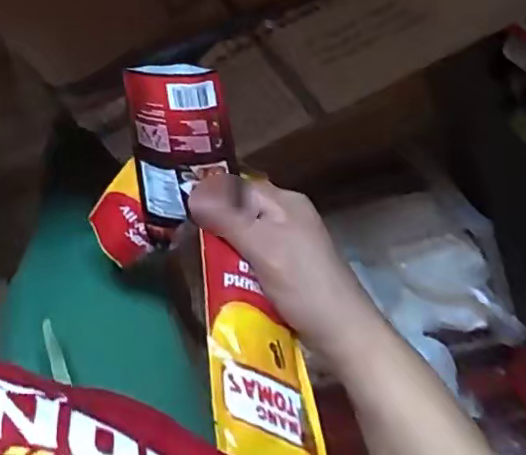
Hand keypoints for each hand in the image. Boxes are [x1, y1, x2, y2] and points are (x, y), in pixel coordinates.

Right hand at [189, 173, 391, 364]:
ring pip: (242, 233)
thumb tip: (190, 192)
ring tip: (196, 256)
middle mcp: (286, 215)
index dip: (207, 194)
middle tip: (183, 235)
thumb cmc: (305, 286)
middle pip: (237, 208)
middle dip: (213, 222)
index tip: (177, 207)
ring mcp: (289, 243)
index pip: (234, 184)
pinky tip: (221, 275)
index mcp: (284, 201)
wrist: (347, 341)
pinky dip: (236, 263)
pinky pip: (251, 254)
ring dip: (223, 246)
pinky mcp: (288, 268)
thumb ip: (226, 217)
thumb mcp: (261, 246)